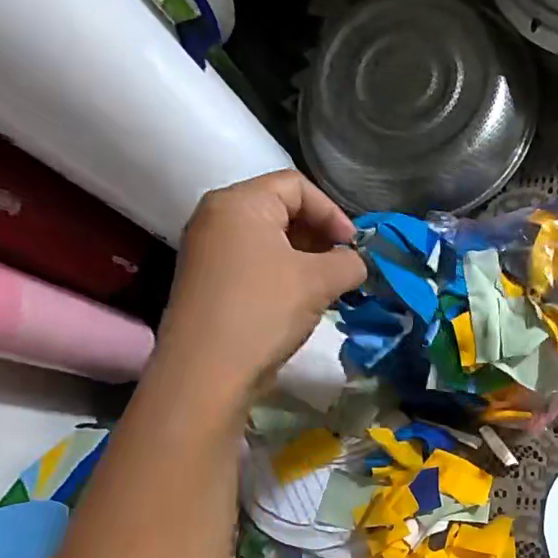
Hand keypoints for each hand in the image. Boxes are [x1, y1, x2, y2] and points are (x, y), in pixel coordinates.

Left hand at [156, 171, 364, 397]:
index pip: (295, 185)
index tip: (353, 247)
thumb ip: (348, 263)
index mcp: (238, 202)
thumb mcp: (317, 282)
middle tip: (341, 268)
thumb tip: (355, 264)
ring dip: (300, 260)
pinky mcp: (203, 285)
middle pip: (277, 210)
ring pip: (264, 243)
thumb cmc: (263, 312)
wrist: (205, 373)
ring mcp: (204, 253)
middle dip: (317, 236)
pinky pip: (248, 267)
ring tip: (323, 289)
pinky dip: (277, 277)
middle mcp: (214, 218)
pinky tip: (295, 305)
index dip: (332, 212)